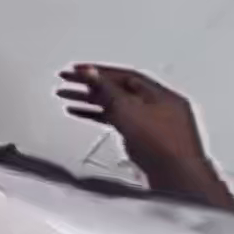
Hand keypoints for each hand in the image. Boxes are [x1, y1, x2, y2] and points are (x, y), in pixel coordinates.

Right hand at [58, 65, 216, 187]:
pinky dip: (94, 111)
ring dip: (87, 97)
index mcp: (160, 95)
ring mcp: (148, 118)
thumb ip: (104, 86)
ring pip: (112, 102)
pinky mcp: (139, 130)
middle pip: (117, 88)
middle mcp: (156, 104)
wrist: (169, 164)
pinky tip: (78, 111)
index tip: (76, 69)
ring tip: (65, 93)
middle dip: (89, 83)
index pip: (125, 75)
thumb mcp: (125, 105)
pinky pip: (112, 115)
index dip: (98, 71)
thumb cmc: (157, 136)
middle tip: (67, 78)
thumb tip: (88, 71)